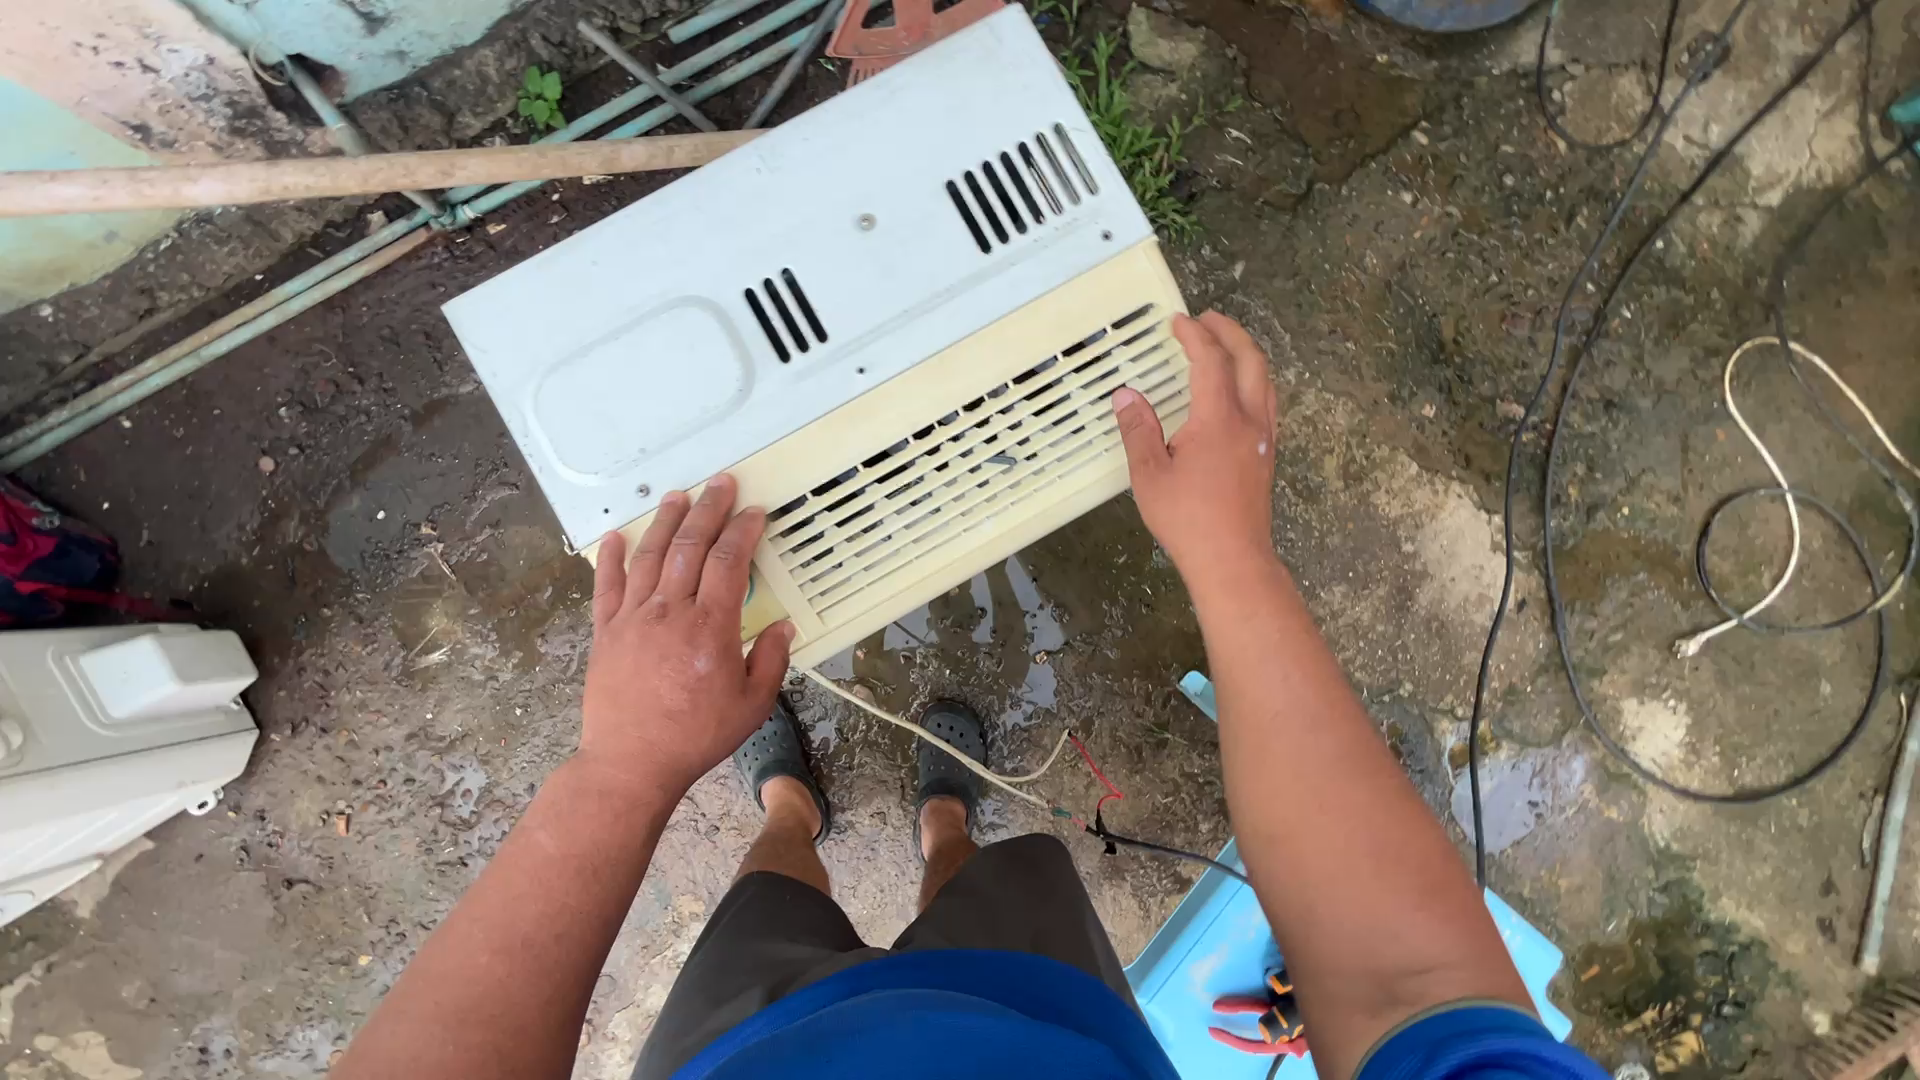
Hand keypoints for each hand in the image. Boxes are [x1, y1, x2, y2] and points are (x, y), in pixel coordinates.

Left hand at [577, 474, 794, 794]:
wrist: (632, 763)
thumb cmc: (696, 735)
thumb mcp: (752, 704)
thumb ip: (771, 660)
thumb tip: (784, 626)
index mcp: (710, 627)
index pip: (728, 562)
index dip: (743, 531)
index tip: (755, 512)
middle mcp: (670, 613)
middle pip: (690, 547)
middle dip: (709, 510)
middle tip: (721, 484)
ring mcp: (633, 619)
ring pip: (650, 557)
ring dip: (665, 522)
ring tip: (678, 496)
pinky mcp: (606, 633)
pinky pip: (607, 587)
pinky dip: (611, 559)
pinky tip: (615, 538)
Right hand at [1113, 312, 1279, 590]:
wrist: (1232, 558)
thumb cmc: (1187, 518)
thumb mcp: (1150, 475)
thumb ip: (1138, 430)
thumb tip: (1125, 396)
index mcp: (1218, 419)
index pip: (1210, 361)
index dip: (1194, 336)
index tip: (1177, 321)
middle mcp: (1249, 420)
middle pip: (1250, 360)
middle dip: (1230, 332)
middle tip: (1207, 320)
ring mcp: (1263, 438)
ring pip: (1265, 380)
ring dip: (1246, 354)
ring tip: (1224, 347)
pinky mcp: (1266, 455)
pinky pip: (1267, 402)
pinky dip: (1253, 380)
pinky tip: (1238, 392)